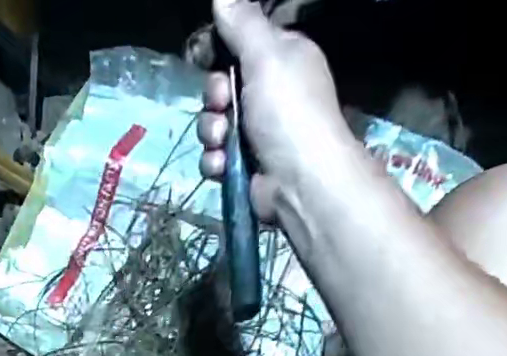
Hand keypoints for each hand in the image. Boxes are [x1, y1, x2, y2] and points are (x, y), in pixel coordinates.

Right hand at [196, 0, 358, 224]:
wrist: (300, 181)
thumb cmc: (288, 111)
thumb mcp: (267, 55)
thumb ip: (243, 24)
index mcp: (281, 60)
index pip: (238, 46)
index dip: (217, 52)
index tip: (205, 56)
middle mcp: (268, 95)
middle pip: (219, 87)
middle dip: (213, 98)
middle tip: (223, 105)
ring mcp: (256, 134)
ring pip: (213, 126)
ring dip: (211, 134)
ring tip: (225, 143)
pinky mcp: (243, 169)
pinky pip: (214, 159)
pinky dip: (215, 163)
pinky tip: (224, 167)